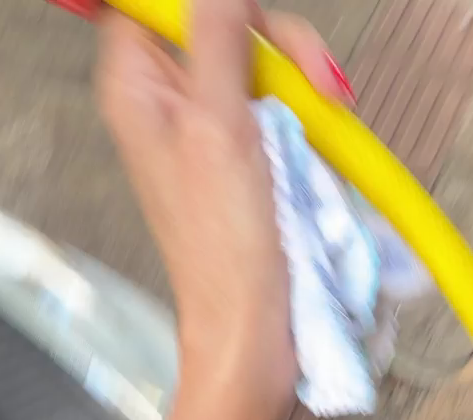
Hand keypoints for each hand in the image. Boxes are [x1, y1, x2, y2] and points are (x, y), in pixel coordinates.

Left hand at [97, 1, 352, 419]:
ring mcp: (215, 135)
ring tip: (333, 125)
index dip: (216, 5)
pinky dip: (309, 127)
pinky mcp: (252, 167)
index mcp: (139, 85)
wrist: (253, 334)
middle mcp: (172, 103)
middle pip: (224, 24)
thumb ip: (217, 36)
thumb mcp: (220, 128)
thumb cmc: (227, 249)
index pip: (165, 1)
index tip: (256, 32)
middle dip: (280, 47)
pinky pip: (283, 118)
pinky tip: (325, 153)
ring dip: (304, 92)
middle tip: (325, 86)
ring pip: (262, 70)